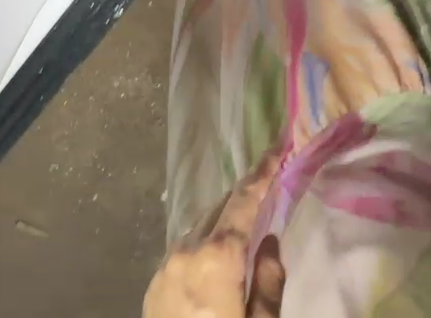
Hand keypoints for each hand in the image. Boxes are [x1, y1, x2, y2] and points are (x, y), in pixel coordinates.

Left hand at [143, 158, 283, 317]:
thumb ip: (269, 281)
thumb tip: (270, 242)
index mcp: (218, 256)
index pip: (244, 200)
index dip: (263, 172)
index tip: (277, 147)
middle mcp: (188, 250)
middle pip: (221, 208)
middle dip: (244, 195)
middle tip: (267, 187)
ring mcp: (166, 265)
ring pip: (201, 227)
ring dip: (223, 220)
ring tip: (244, 225)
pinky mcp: (154, 283)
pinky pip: (184, 249)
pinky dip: (203, 243)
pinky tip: (214, 257)